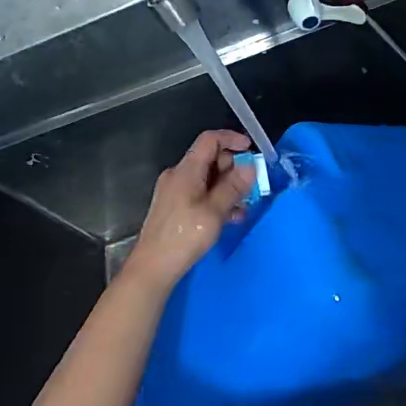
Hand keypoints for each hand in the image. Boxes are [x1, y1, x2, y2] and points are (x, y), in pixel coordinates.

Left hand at [127, 130, 256, 285]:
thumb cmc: (184, 237)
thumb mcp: (214, 211)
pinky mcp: (174, 207)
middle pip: (209, 159)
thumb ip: (233, 187)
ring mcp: (174, 191)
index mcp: (186, 170)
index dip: (231, 139)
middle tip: (251, 185)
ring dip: (228, 187)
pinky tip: (230, 217)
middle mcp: (178, 175)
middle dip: (233, 168)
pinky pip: (200, 193)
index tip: (251, 150)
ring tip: (244, 206)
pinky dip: (216, 199)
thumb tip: (250, 167)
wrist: (153, 266)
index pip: (209, 140)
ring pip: (207, 179)